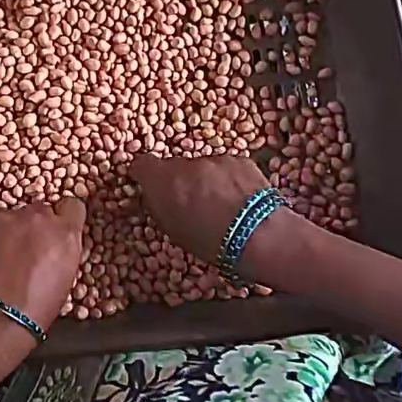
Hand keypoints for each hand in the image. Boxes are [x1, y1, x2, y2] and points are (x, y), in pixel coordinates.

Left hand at [0, 198, 85, 401]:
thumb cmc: (32, 312)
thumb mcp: (64, 282)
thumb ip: (62, 252)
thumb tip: (54, 248)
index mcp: (64, 232)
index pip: (72, 207)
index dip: (65, 218)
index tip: (58, 231)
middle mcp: (34, 217)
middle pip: (38, 212)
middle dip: (33, 228)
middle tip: (26, 256)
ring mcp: (0, 220)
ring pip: (7, 220)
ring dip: (6, 235)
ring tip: (0, 266)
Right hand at [128, 154, 270, 259]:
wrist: (260, 235)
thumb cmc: (212, 242)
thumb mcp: (174, 231)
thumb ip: (160, 206)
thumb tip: (156, 196)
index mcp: (163, 181)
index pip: (142, 164)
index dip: (144, 174)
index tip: (148, 183)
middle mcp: (186, 164)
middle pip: (175, 166)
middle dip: (179, 181)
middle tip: (191, 204)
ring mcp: (215, 159)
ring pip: (203, 167)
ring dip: (206, 180)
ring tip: (220, 206)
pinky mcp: (240, 159)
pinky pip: (226, 167)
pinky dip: (228, 179)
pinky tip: (238, 200)